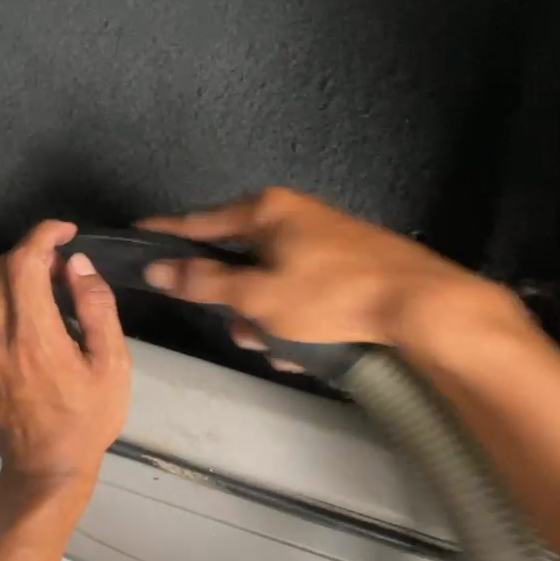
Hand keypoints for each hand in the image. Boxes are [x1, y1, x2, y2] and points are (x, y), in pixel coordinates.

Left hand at [0, 221, 132, 506]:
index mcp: (35, 334)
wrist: (45, 466)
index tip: (64, 232)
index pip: (24, 261)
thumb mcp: (112, 364)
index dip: (43, 234)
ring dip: (4, 273)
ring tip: (32, 289)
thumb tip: (75, 263)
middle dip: (31, 254)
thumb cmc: (87, 419)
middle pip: (0, 267)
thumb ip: (96, 307)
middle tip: (59, 272)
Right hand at [139, 188, 530, 358]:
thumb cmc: (332, 295)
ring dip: (267, 317)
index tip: (136, 237)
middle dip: (234, 300)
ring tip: (282, 349)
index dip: (166, 234)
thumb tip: (159, 268)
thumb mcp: (259, 295)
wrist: (423, 304)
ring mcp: (322, 237)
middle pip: (239, 258)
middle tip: (241, 329)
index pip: (199, 221)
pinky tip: (308, 347)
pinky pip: (302, 290)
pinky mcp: (346, 262)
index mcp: (266, 211)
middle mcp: (292, 215)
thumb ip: (205, 282)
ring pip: (272, 280)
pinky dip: (297, 317)